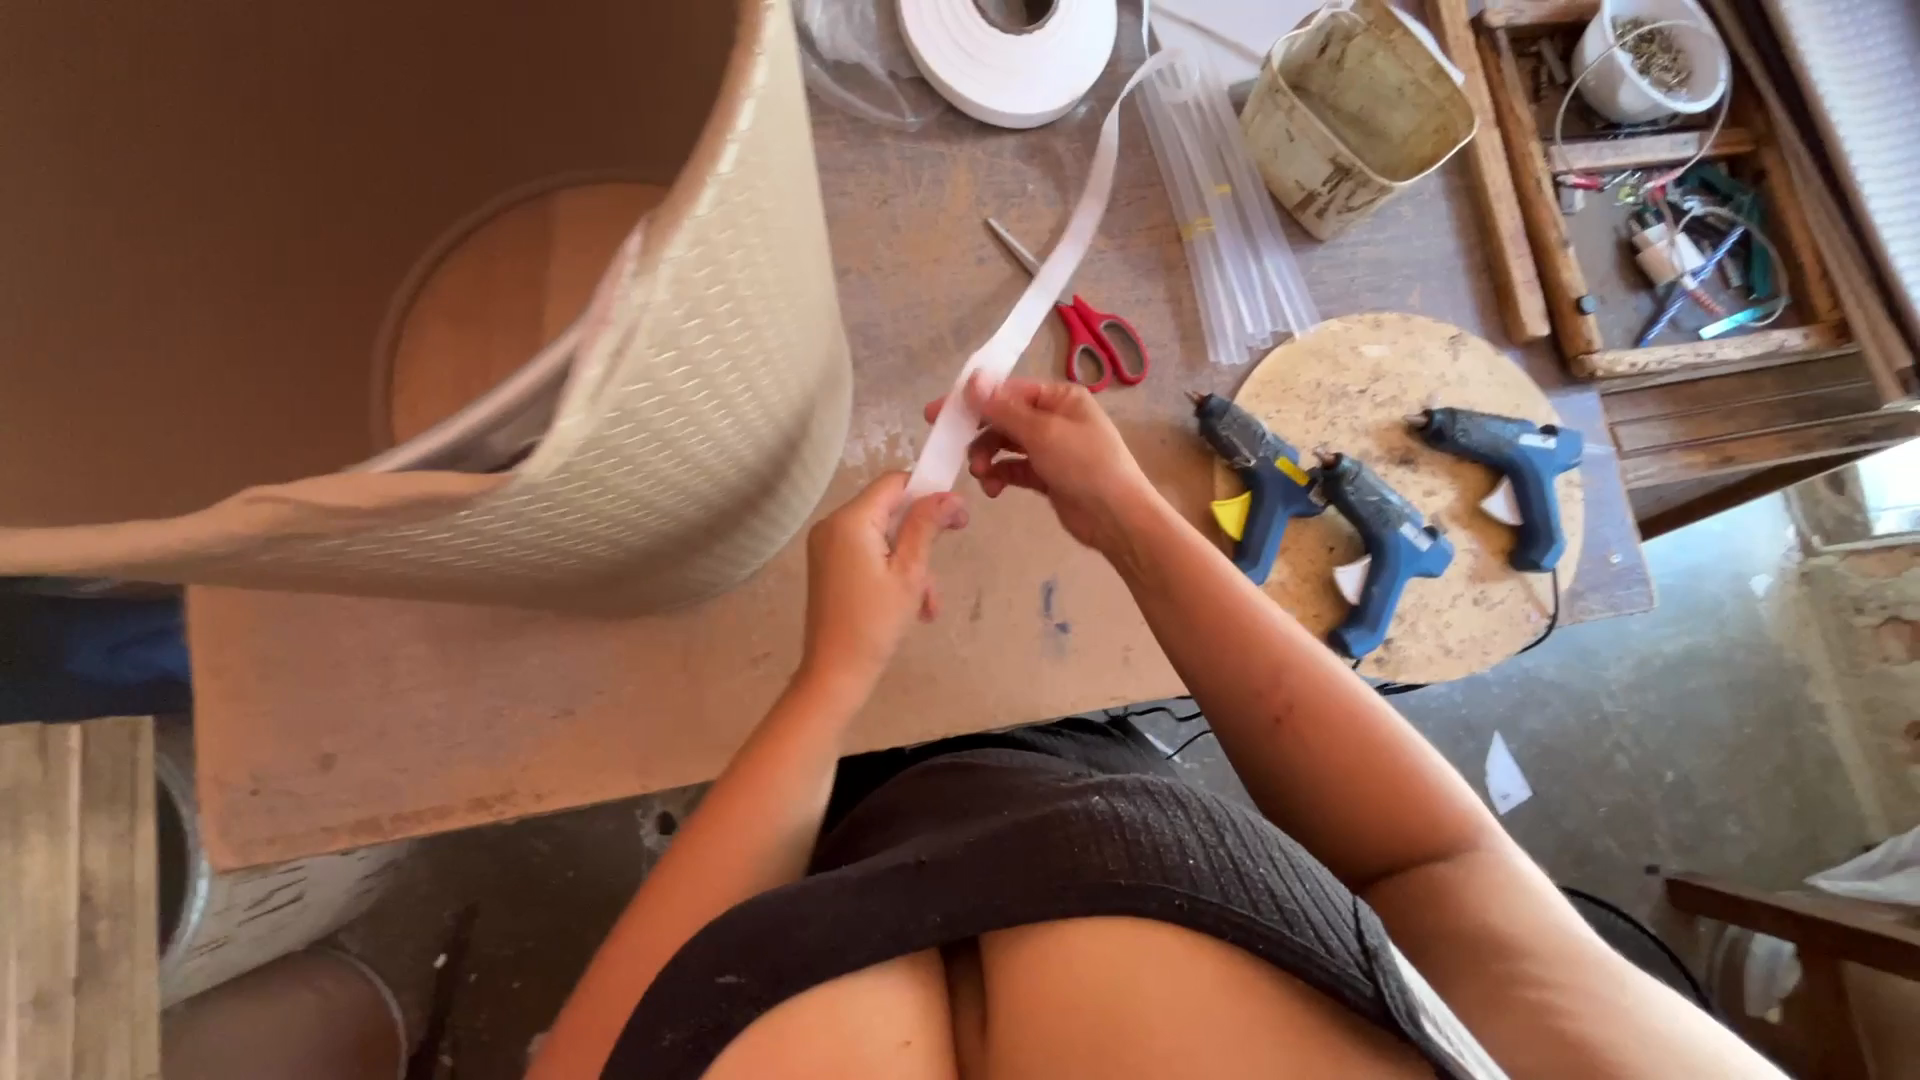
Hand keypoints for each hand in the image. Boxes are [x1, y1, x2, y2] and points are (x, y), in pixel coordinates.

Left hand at [799, 473, 967, 689]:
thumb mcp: (910, 572)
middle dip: (921, 535)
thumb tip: (950, 495)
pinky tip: (912, 606)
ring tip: (928, 603)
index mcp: (850, 520)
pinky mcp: (828, 565)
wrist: (835, 671)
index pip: (894, 482)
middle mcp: (832, 525)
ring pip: (883, 537)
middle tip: (948, 555)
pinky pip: (868, 553)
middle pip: (889, 510)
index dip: (928, 492)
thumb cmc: (875, 622)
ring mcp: (827, 546)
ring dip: (911, 562)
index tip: (957, 517)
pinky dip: (891, 571)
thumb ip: (926, 527)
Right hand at [922, 374, 1156, 553]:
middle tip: (949, 446)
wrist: (1117, 517)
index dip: (972, 400)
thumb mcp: (1042, 432)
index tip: (937, 413)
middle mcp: (1054, 418)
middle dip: (978, 433)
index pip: (1007, 391)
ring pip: (1005, 445)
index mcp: (1059, 397)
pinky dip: (1000, 475)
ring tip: (980, 474)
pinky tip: (992, 488)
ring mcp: (1051, 448)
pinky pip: (1014, 469)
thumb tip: (972, 381)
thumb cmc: (1085, 465)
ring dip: (987, 457)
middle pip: (1003, 417)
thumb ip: (1003, 409)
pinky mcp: (1047, 476)